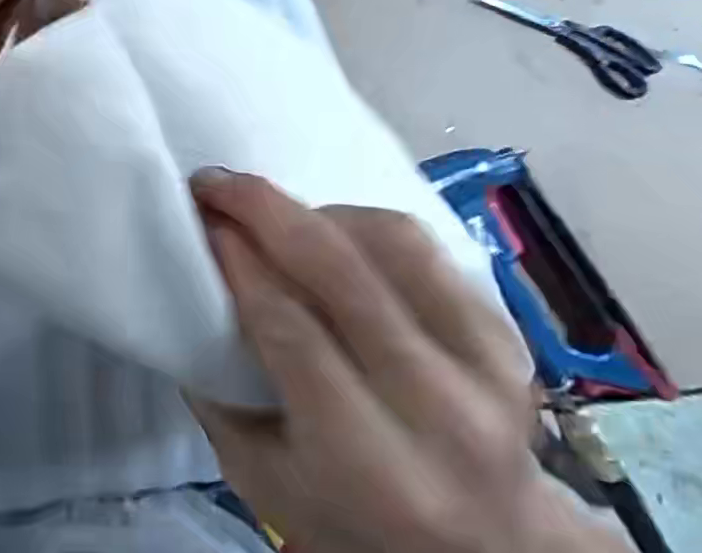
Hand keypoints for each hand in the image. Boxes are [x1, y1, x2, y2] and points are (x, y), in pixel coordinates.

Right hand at [189, 171, 622, 552]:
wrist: (492, 544)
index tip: (202, 221)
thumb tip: (198, 291)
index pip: (292, 329)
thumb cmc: (362, 526)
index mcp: (372, 464)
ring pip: (389, 240)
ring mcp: (484, 359)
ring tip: (273, 213)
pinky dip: (365, 221)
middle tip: (218, 184)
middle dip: (265, 210)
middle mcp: (438, 405)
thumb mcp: (270, 489)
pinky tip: (331, 229)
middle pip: (341, 271)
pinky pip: (423, 244)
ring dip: (316, 211)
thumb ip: (223, 397)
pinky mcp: (503, 327)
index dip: (239, 262)